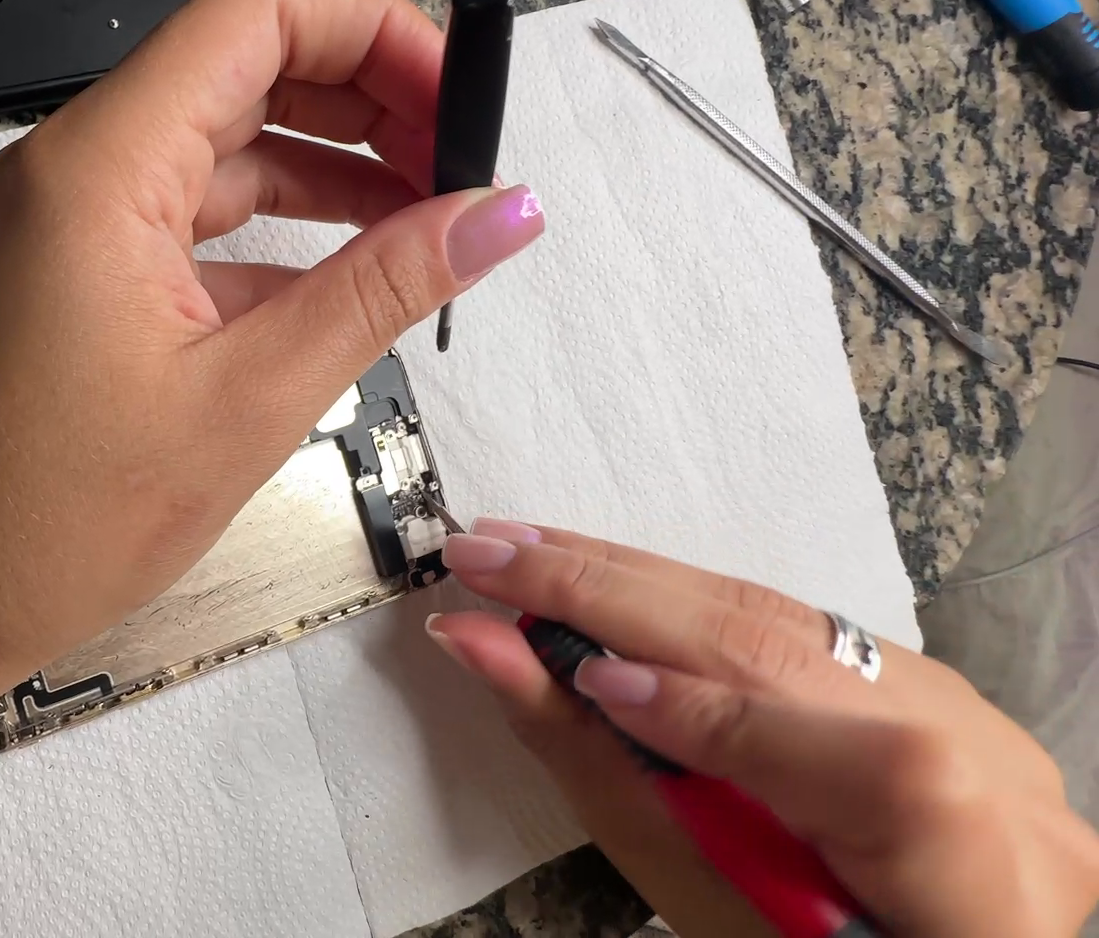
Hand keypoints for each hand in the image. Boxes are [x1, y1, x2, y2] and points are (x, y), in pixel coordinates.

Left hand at [0, 0, 544, 697]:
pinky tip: (341, 279)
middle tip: (457, 168)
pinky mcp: (79, 271)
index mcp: (100, 169)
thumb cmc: (69, 517)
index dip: (374, 34)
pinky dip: (270, 235)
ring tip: (423, 221)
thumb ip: (382, 288)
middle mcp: (74, 169)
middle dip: (365, 102)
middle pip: (244, 69)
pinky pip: (190, 220)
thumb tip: (501, 211)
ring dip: (326, 173)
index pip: (256, 13)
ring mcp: (71, 220)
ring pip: (221, 148)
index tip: (455, 102)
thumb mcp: (251, 399)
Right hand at [425, 519, 1098, 937]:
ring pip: (756, 606)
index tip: (589, 685)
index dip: (719, 722)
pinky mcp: (885, 654)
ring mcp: (939, 693)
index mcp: (966, 876)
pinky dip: (653, 580)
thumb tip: (469, 637)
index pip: (867, 776)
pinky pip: (756, 602)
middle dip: (607, 595)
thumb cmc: (760, 917)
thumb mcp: (667, 863)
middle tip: (480, 554)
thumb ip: (574, 743)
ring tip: (509, 544)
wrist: (875, 907)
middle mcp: (975, 758)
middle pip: (778, 649)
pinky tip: (581, 558)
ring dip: (612, 570)